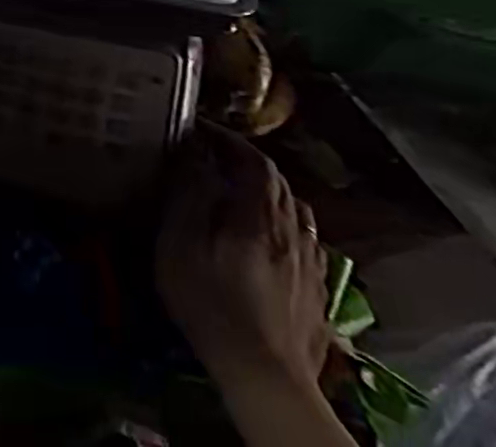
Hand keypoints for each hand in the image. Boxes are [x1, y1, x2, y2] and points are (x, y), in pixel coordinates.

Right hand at [157, 124, 329, 391]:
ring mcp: (311, 261)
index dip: (228, 139)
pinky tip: (264, 231)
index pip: (255, 163)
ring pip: (295, 210)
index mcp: (260, 217)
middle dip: (245, 161)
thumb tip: (196, 156)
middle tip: (208, 153)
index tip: (197, 127)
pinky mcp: (315, 285)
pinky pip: (302, 236)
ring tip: (233, 188)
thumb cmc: (207, 298)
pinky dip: (280, 219)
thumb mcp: (180, 241)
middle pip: (279, 184)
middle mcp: (294, 233)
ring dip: (265, 190)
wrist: (263, 369)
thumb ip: (191, 196)